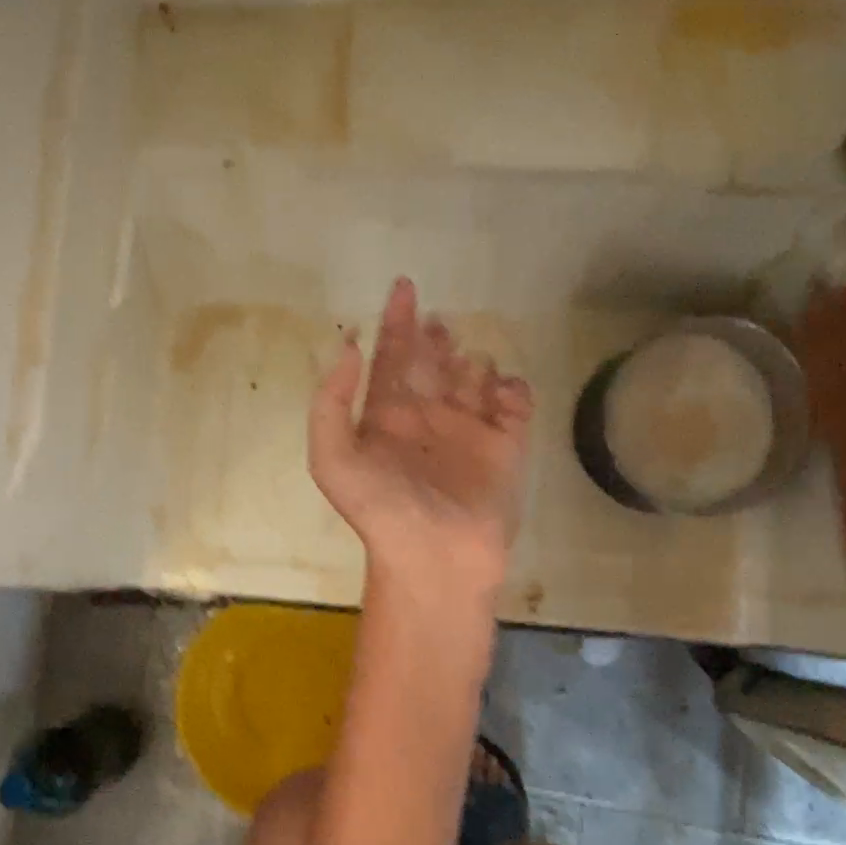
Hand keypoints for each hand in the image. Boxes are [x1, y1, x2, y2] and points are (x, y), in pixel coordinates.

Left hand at [308, 278, 533, 597]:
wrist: (435, 558)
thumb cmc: (381, 509)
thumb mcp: (333, 459)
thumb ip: (332, 403)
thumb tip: (349, 347)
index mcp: (385, 419)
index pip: (390, 360)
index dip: (395, 324)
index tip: (403, 286)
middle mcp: (426, 419)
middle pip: (433, 363)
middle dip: (434, 338)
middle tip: (439, 322)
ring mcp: (467, 431)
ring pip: (473, 376)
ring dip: (471, 361)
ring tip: (466, 366)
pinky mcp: (506, 447)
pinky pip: (514, 403)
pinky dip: (511, 388)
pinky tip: (502, 392)